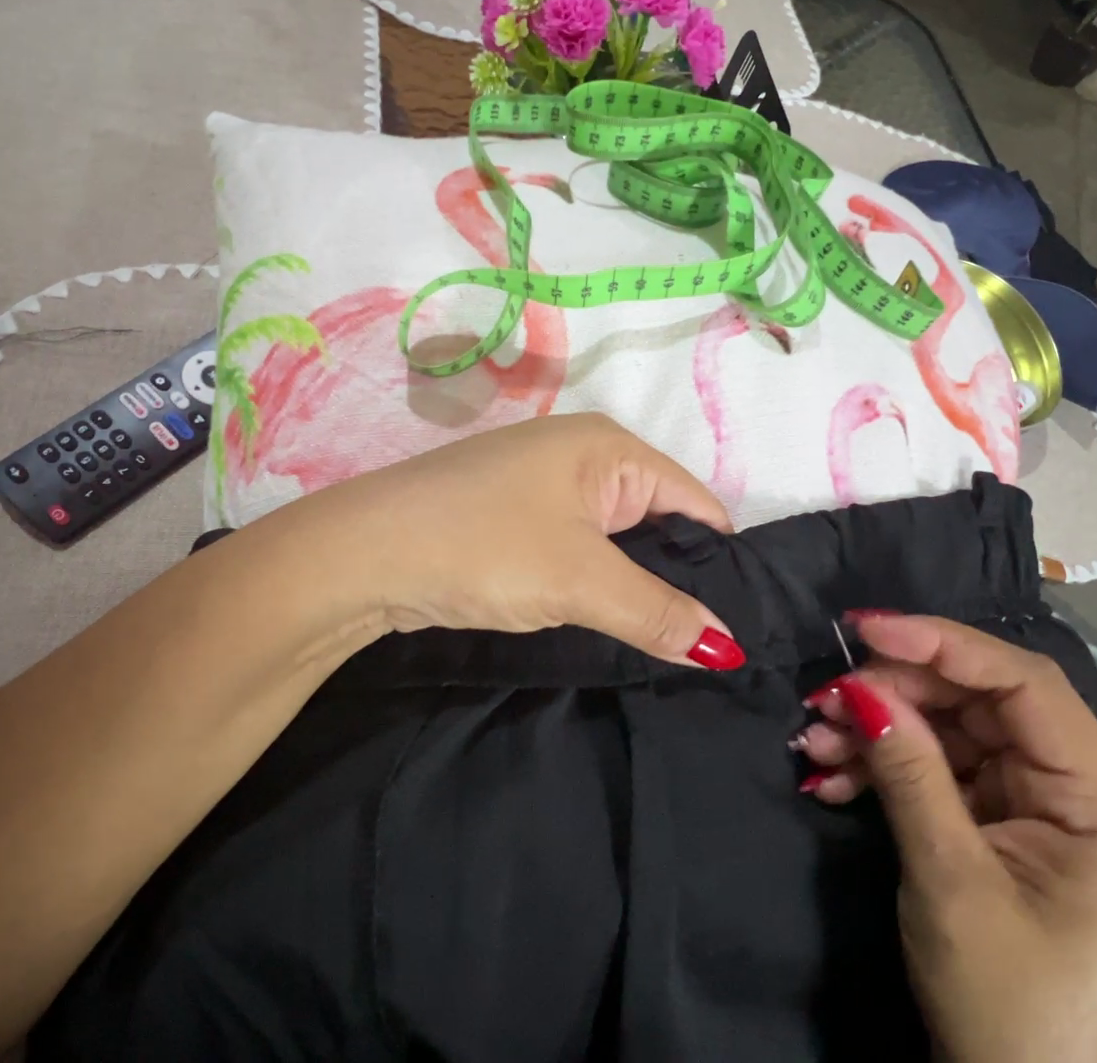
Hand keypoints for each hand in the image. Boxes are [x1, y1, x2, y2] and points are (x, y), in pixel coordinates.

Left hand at [267, 414, 745, 668]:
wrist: (359, 555)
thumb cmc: (482, 549)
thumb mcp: (580, 582)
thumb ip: (657, 613)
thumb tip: (728, 649)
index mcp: (610, 447)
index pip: (697, 504)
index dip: (721, 566)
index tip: (737, 631)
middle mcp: (580, 453)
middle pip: (658, 521)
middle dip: (678, 581)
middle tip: (704, 649)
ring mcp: (540, 485)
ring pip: (615, 541)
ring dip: (634, 587)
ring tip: (661, 645)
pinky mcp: (511, 517)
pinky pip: (576, 549)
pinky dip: (593, 583)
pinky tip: (601, 622)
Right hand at [794, 614, 1096, 1062]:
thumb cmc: (1004, 998)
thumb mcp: (948, 879)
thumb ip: (910, 774)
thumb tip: (858, 688)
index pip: (1026, 688)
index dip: (946, 646)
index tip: (868, 627)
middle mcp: (1075, 794)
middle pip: (982, 706)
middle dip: (897, 696)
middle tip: (823, 699)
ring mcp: (1033, 812)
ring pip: (952, 737)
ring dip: (880, 733)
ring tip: (813, 744)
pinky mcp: (996, 830)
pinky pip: (939, 776)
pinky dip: (885, 771)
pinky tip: (833, 778)